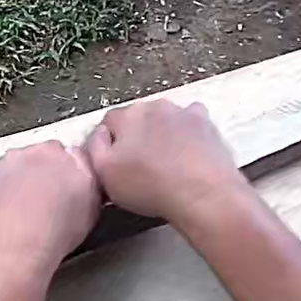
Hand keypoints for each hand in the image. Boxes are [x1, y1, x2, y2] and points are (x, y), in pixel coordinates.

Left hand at [0, 141, 100, 279]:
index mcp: (56, 153)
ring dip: (22, 183)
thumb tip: (82, 163)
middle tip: (51, 203)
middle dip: (44, 174)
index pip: (67, 152)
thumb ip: (88, 173)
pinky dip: (1, 194)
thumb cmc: (54, 232)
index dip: (71, 172)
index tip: (70, 189)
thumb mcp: (93, 203)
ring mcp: (0, 167)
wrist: (14, 255)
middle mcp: (25, 153)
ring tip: (29, 213)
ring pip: (15, 169)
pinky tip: (10, 216)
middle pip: (39, 157)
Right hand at [83, 100, 246, 225]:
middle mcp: (155, 107)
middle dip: (138, 138)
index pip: (110, 123)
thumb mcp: (103, 174)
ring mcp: (183, 112)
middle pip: (139, 119)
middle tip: (143, 167)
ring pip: (165, 121)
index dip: (111, 144)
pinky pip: (192, 123)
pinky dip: (189, 134)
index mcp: (127, 116)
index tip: (117, 163)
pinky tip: (189, 153)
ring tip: (168, 164)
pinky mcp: (206, 124)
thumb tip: (99, 134)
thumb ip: (94, 148)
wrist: (202, 194)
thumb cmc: (151, 187)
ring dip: (164, 135)